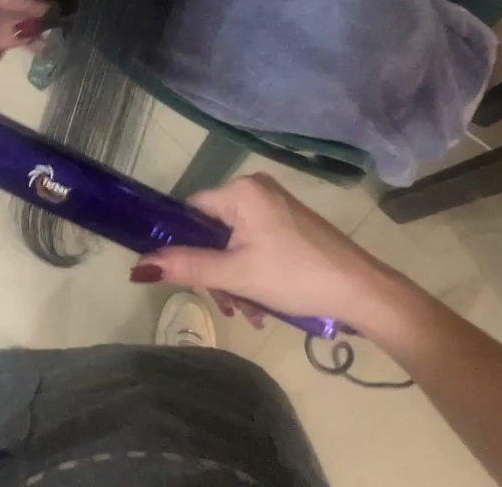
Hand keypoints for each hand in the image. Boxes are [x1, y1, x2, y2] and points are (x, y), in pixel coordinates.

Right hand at [137, 174, 407, 330]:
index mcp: (240, 190)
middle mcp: (255, 188)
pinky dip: (253, 271)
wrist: (362, 292)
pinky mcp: (289, 221)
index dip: (183, 244)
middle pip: (212, 230)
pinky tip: (263, 305)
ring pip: (234, 242)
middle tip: (231, 307)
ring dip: (235, 279)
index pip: (190, 211)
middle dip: (217, 272)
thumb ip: (187, 267)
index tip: (189, 277)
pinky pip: (254, 242)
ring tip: (251, 313)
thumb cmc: (296, 277)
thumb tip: (139, 267)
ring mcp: (275, 204)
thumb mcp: (237, 275)